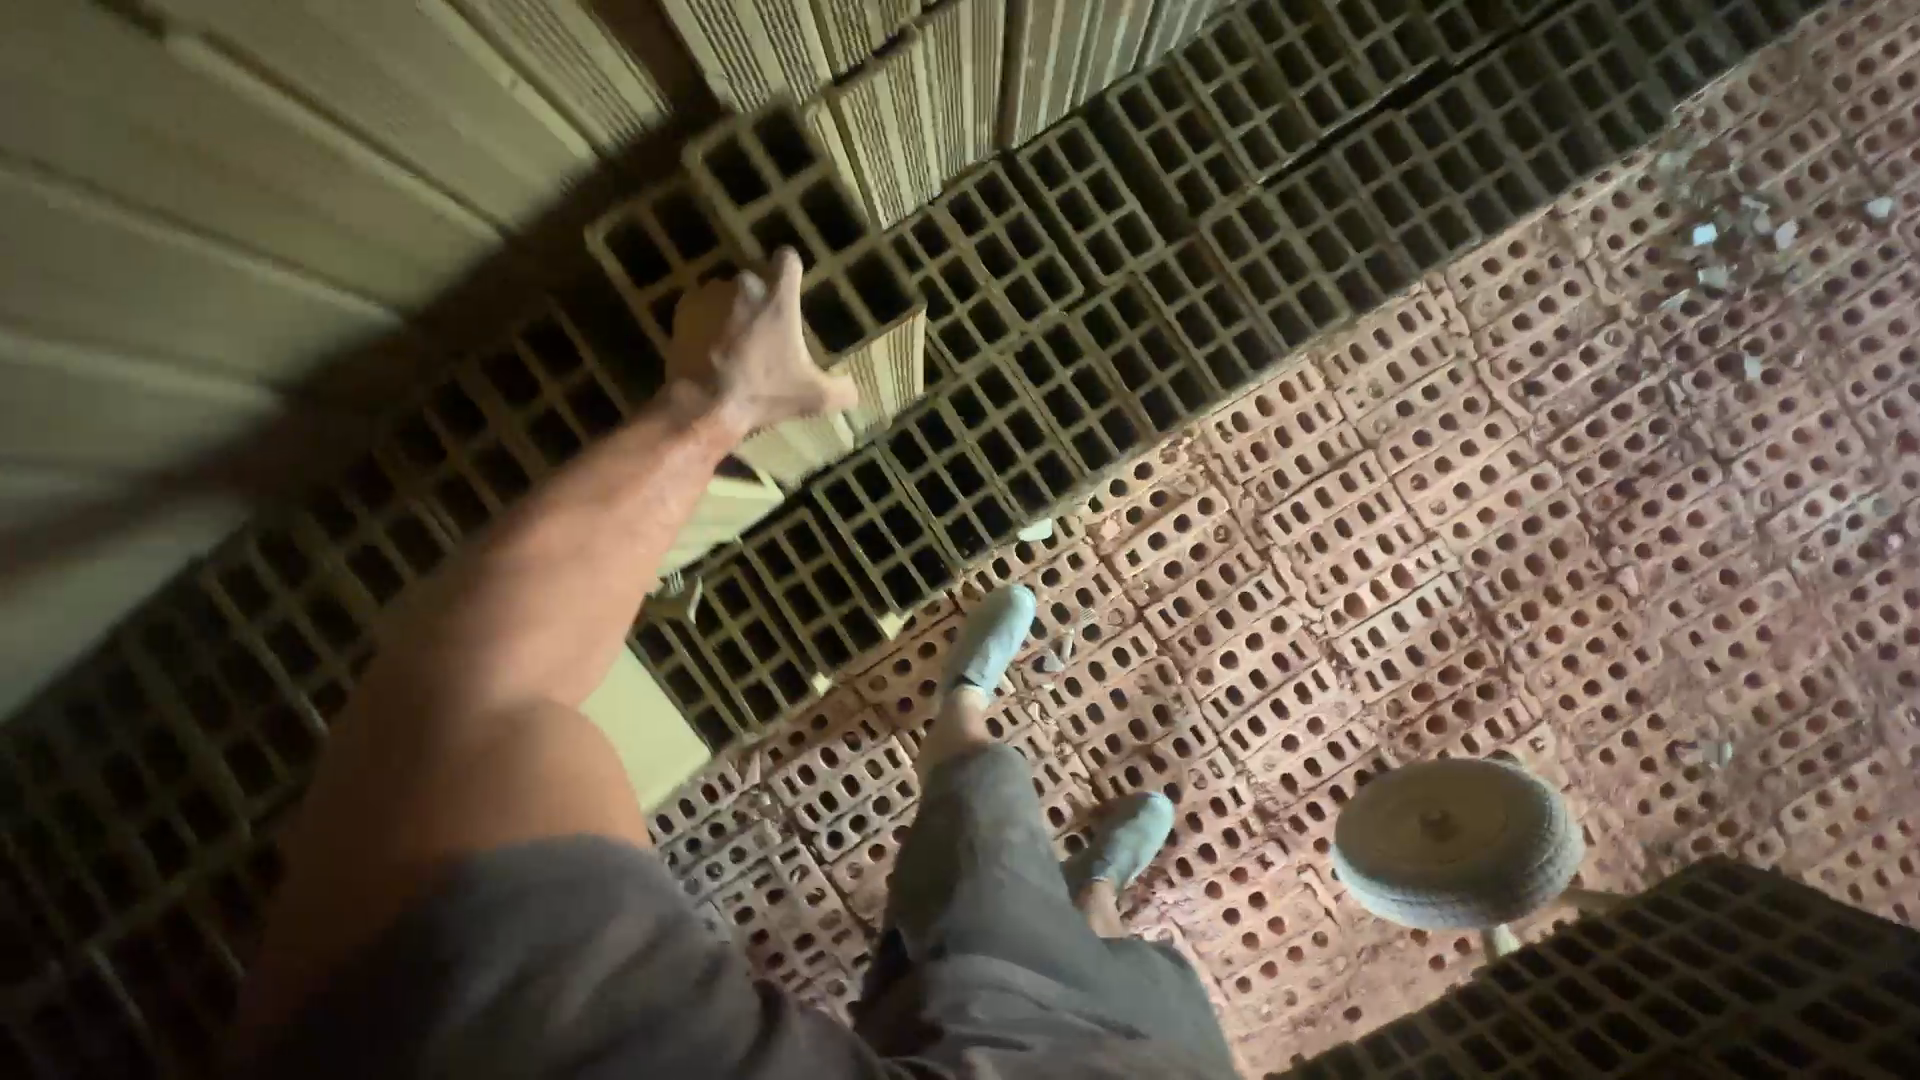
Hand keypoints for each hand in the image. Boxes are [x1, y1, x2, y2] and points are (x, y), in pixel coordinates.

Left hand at [666, 247, 858, 436]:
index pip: (787, 258)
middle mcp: (743, 284)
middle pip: (755, 280)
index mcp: (778, 297)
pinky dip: (705, 322)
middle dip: (758, 300)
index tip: (790, 287)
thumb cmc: (763, 392)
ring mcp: (709, 294)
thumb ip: (842, 391)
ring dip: (730, 310)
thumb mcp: (814, 398)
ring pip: (725, 293)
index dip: (789, 271)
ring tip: (732, 342)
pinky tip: (709, 348)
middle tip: (762, 331)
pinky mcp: (683, 309)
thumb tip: (853, 391)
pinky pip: (700, 308)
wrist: (703, 403)